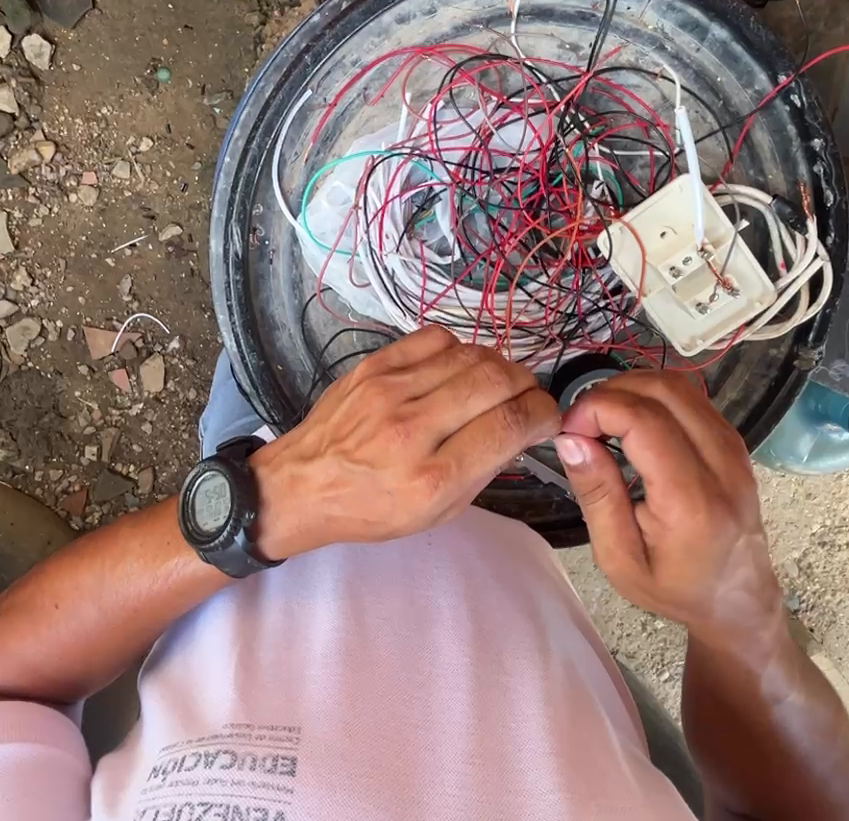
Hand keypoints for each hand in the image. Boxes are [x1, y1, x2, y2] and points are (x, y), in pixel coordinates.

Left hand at [249, 325, 559, 559]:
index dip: (544, 413)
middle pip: (497, 381)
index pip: (510, 425)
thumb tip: (521, 424)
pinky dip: (460, 349)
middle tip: (526, 397)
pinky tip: (457, 368)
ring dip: (497, 366)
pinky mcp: (373, 365)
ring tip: (496, 382)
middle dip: (527, 385)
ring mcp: (389, 390)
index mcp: (433, 478)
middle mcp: (412, 429)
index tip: (547, 416)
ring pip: (470, 355)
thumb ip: (484, 468)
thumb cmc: (372, 507)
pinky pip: (435, 337)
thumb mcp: (437, 512)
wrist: (302, 483)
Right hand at [555, 372, 783, 647]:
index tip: (569, 429)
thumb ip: (596, 495)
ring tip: (602, 420)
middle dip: (610, 391)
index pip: (644, 420)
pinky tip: (631, 422)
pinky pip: (691, 399)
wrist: (739, 604)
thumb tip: (569, 439)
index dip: (597, 408)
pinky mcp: (734, 444)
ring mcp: (735, 450)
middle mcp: (722, 466)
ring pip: (678, 386)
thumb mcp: (618, 558)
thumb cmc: (674, 588)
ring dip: (630, 389)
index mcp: (692, 501)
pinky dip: (651, 397)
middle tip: (582, 421)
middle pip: (663, 390)